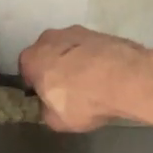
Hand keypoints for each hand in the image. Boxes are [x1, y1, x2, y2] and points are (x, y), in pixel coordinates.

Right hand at [18, 26, 152, 131]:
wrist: (126, 78)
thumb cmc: (83, 100)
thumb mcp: (57, 120)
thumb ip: (47, 112)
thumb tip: (50, 107)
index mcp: (33, 57)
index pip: (26, 70)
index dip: (36, 85)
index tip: (47, 97)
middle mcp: (51, 38)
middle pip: (49, 55)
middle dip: (57, 70)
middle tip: (70, 91)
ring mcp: (79, 31)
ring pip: (72, 49)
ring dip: (78, 63)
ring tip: (93, 84)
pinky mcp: (102, 33)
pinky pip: (93, 49)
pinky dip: (97, 60)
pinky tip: (108, 76)